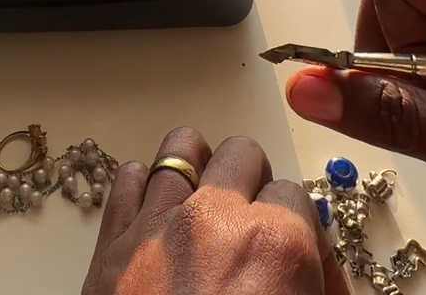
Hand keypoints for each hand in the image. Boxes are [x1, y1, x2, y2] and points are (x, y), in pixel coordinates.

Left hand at [82, 127, 348, 294]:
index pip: (297, 196)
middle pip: (242, 154)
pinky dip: (144, 186)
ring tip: (207, 204)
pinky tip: (156, 217)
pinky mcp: (110, 243)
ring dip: (200, 168)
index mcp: (275, 244)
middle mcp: (215, 217)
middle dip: (254, 185)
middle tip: (255, 231)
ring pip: (182, 146)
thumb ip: (316, 294)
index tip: (301, 268)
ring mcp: (156, 223)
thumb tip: (315, 277)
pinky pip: (128, 177)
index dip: (303, 234)